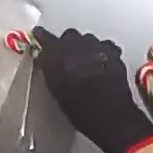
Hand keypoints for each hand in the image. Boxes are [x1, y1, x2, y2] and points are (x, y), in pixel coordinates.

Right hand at [32, 27, 152, 152]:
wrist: (111, 116)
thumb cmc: (79, 110)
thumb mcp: (56, 91)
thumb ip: (50, 70)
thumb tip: (44, 58)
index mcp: (57, 54)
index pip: (44, 36)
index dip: (42, 37)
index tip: (39, 36)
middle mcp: (76, 45)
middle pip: (69, 35)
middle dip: (67, 44)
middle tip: (66, 58)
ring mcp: (97, 46)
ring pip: (87, 39)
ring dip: (85, 47)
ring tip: (85, 63)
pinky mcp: (114, 52)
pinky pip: (104, 46)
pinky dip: (101, 52)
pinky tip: (101, 64)